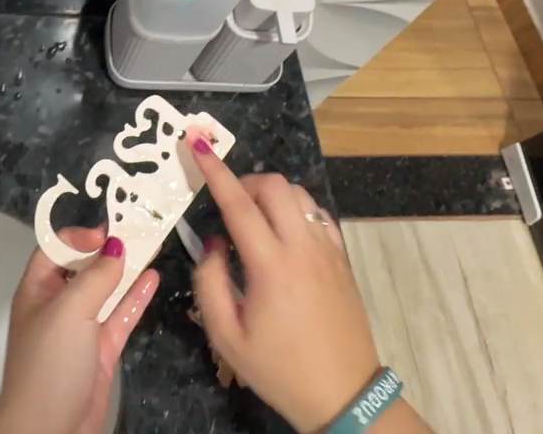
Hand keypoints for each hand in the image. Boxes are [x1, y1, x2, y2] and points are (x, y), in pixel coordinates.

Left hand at [0, 226, 159, 433]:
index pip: (55, 249)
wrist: (49, 433)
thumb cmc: (50, 362)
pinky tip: (152, 278)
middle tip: (135, 229)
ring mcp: (80, 329)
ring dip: (124, 269)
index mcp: (37, 290)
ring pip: (104, 290)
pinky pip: (119, 316)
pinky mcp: (100, 352)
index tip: (107, 231)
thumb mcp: (69, 311)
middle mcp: (57, 305)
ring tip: (150, 244)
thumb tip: (115, 246)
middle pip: (82, 267)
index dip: (78, 236)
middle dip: (105, 248)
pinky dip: (135, 297)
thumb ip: (95, 277)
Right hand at [187, 133, 390, 433]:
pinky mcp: (342, 259)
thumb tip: (214, 242)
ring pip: (299, 194)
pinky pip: (317, 214)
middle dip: (245, 181)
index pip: (238, 203)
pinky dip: (295, 210)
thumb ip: (209, 280)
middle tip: (229, 205)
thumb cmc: (279, 369)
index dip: (214, 171)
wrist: (345, 397)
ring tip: (254, 219)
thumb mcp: (226, 335)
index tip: (197, 144)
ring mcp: (328, 251)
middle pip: (275, 185)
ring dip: (271, 194)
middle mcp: (302, 248)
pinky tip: (284, 233)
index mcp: (271, 266)